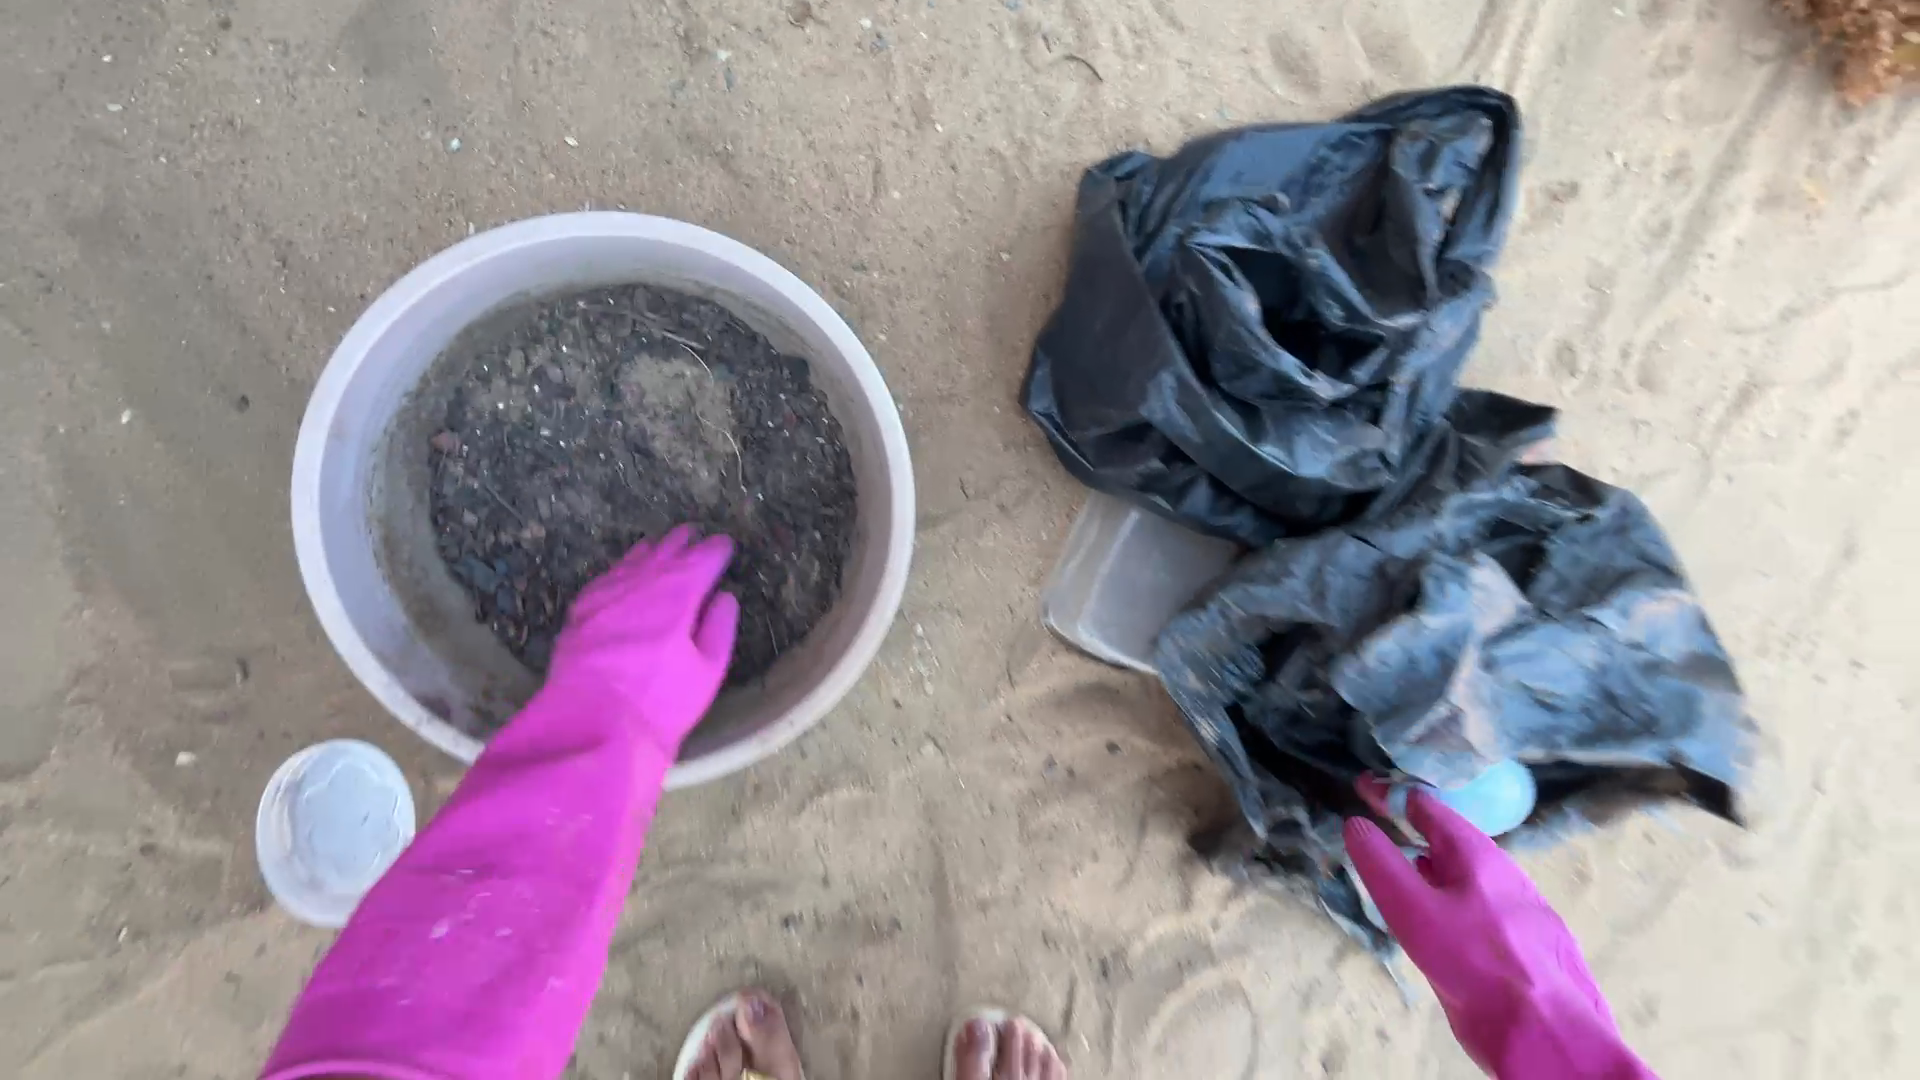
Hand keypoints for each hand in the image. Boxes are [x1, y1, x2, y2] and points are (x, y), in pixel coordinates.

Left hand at [545, 525, 739, 758]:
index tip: (726, 544)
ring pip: (632, 562)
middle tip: (693, 532)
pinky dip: (621, 568)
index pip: (701, 562)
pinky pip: (606, 578)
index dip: (716, 551)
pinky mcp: (581, 613)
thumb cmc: (661, 702)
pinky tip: (623, 570)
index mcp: (677, 597)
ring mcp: (607, 597)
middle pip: (665, 555)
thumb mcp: (708, 670)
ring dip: (650, 550)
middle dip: (682, 543)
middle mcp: (640, 587)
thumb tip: (724, 597)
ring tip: (660, 542)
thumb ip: (720, 628)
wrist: (592, 725)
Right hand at [1345, 776, 1620, 1074]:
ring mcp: (1528, 915)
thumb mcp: (1410, 908)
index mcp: (1478, 856)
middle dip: (1415, 835)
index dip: (1391, 794)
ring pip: (1470, 880)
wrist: (1552, 1042)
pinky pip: (1485, 913)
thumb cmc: (1473, 964)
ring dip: (1435, 873)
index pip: (1427, 806)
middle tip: (1381, 840)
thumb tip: (1357, 824)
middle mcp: (1507, 876)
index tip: (1362, 787)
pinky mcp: (1537, 951)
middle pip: (1452, 842)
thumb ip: (1379, 862)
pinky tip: (1447, 932)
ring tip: (1407, 885)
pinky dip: (1456, 905)